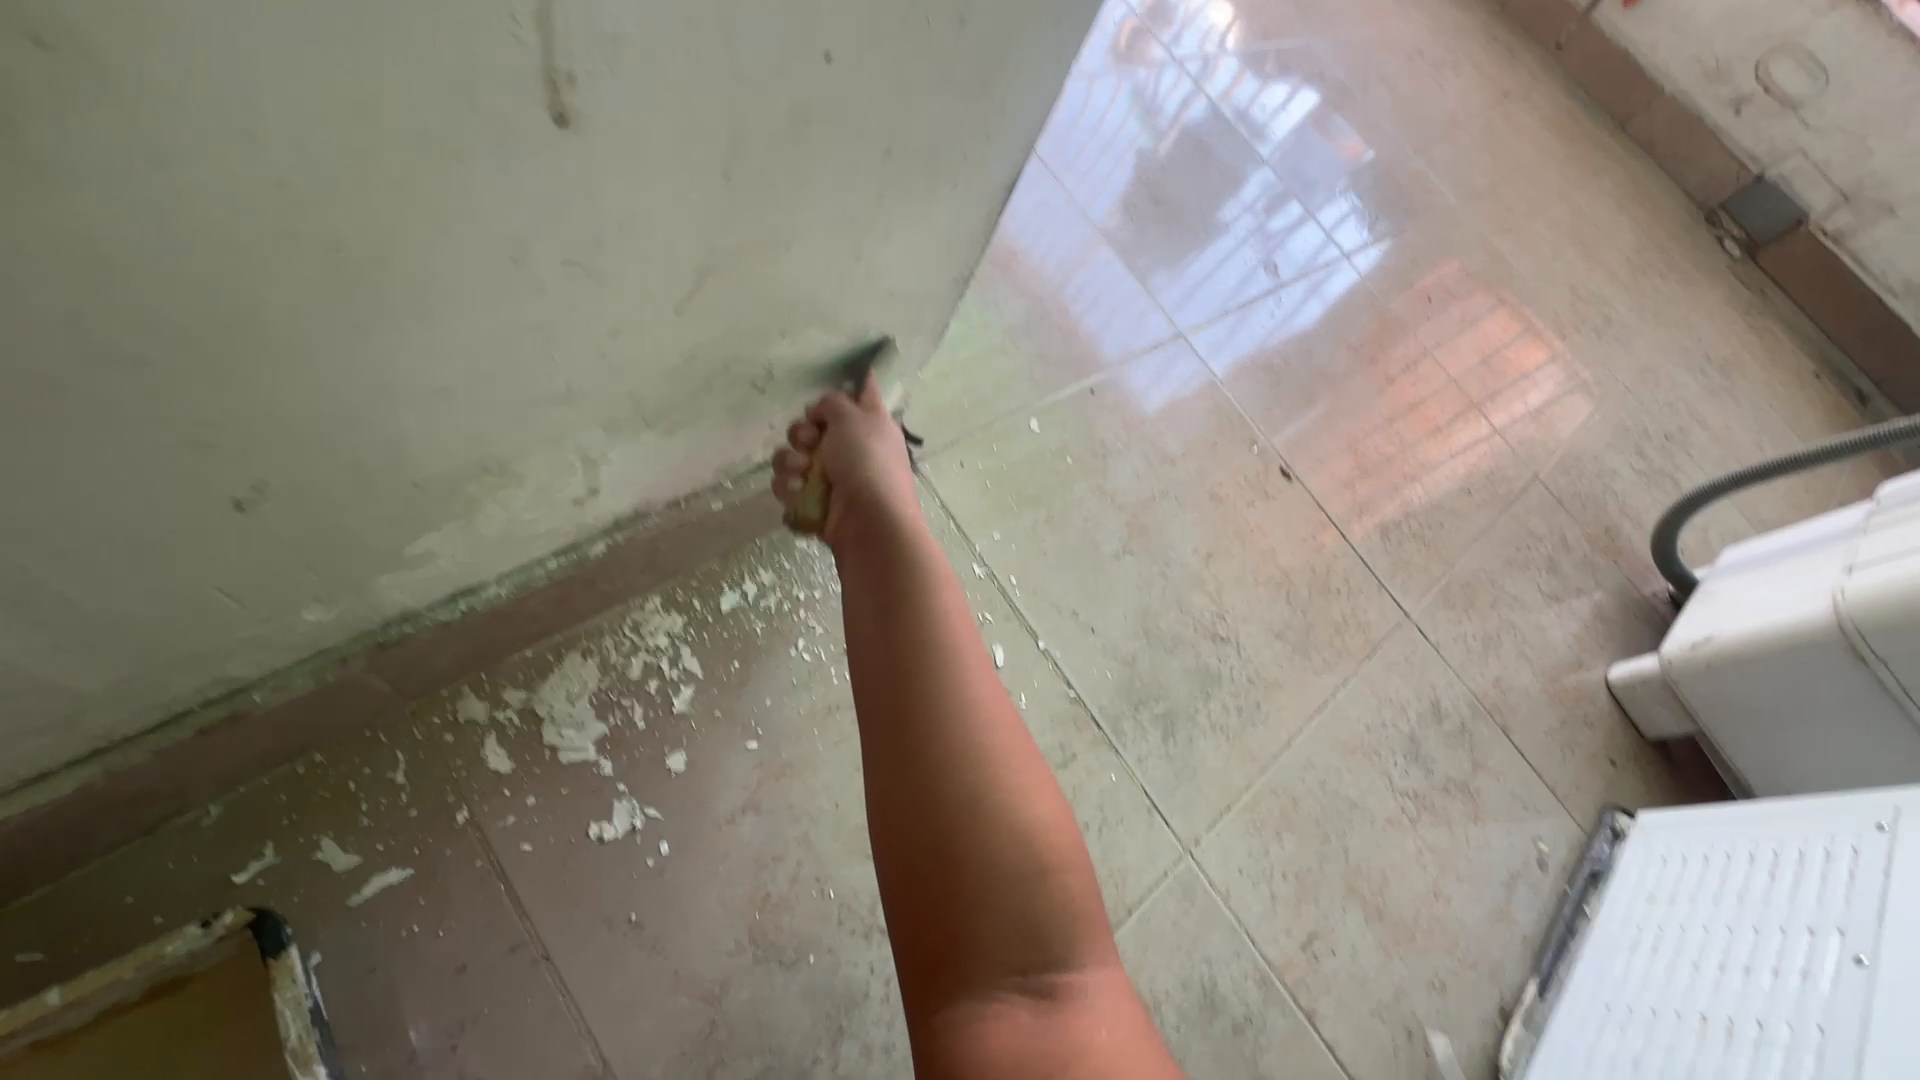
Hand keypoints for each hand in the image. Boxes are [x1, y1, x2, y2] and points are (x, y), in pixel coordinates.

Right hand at [772, 373, 919, 548]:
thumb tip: (822, 411)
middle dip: (801, 433)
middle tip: (809, 442)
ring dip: (790, 462)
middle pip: (812, 427)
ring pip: (793, 458)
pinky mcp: (815, 503)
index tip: (848, 371)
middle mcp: (852, 448)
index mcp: (870, 423)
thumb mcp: (853, 418)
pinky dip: (789, 488)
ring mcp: (833, 478)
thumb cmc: (868, 463)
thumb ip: (834, 403)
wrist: (869, 522)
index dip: (856, 380)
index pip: (864, 392)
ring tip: (802, 472)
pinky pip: (789, 487)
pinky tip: (798, 492)